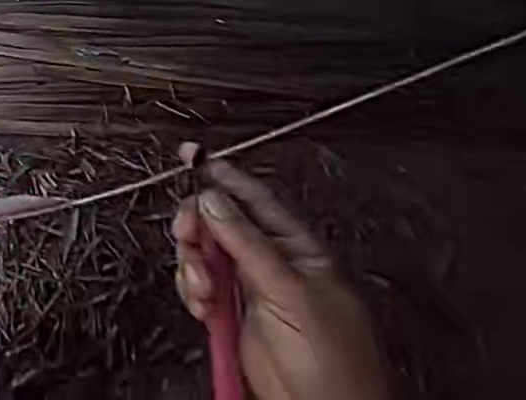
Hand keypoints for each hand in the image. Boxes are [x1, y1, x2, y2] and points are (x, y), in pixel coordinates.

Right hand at [173, 154, 388, 399]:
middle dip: (197, 224)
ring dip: (193, 264)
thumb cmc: (337, 368)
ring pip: (202, 250)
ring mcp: (249, 286)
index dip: (221, 174)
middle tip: (188, 233)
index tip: (192, 156)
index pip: (252, 197)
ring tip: (204, 286)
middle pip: (218, 220)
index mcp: (295, 248)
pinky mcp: (230, 310)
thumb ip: (247, 242)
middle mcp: (269, 261)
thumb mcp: (290, 293)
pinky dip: (192, 289)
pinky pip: (196, 283)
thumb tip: (213, 198)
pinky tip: (205, 305)